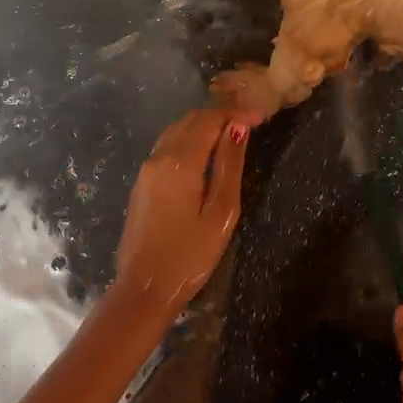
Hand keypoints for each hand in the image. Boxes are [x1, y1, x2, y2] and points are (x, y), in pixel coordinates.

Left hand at [112, 108, 253, 316]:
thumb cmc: (189, 255)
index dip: (236, 113)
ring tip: (231, 135)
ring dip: (204, 126)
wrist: (143, 290)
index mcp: (180, 161)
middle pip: (191, 120)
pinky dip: (189, 139)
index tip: (260, 116)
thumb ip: (230, 165)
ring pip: (177, 131)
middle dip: (220, 116)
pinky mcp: (142, 183)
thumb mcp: (221, 211)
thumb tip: (238, 128)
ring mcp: (147, 169)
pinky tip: (206, 153)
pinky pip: (167, 146)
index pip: (210, 120)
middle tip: (249, 123)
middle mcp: (159, 157)